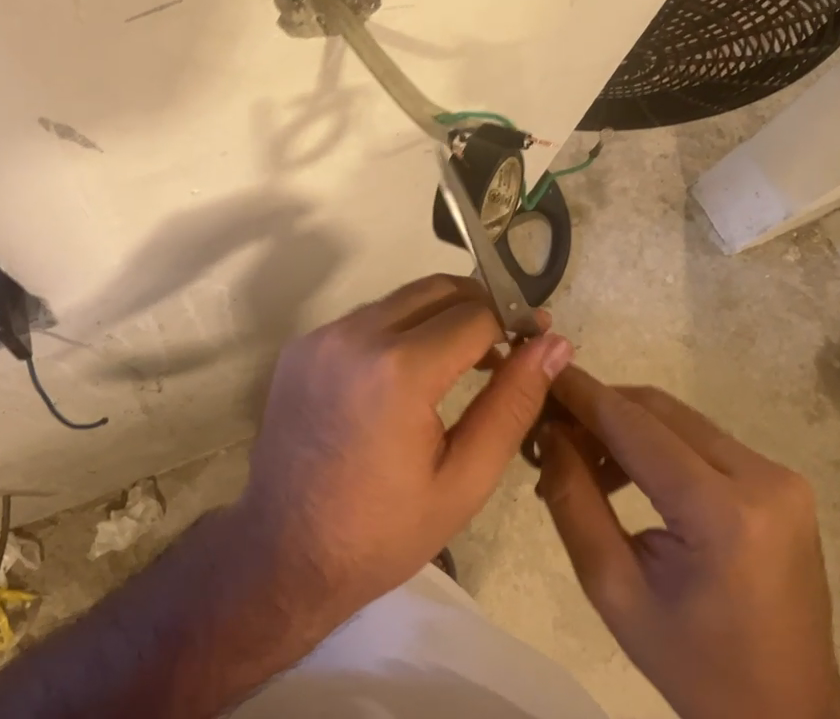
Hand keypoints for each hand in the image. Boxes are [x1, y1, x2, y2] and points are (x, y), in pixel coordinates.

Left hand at [240, 274, 575, 622]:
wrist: (285, 550)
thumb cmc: (384, 531)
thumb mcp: (464, 478)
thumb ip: (512, 404)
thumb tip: (554, 344)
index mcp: (399, 371)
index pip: (474, 314)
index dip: (513, 321)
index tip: (536, 338)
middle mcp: (354, 336)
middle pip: (434, 290)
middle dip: (477, 307)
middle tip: (504, 348)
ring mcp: (320, 338)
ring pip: (397, 300)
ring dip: (435, 317)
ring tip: (461, 363)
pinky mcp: (300, 348)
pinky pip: (361, 320)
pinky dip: (395, 331)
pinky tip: (407, 376)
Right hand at [535, 370, 839, 718]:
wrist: (785, 709)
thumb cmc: (690, 660)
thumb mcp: (611, 587)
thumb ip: (573, 500)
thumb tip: (550, 433)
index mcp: (722, 513)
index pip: (634, 426)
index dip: (581, 394)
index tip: (536, 369)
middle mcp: (763, 479)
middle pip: (660, 411)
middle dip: (599, 409)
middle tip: (549, 431)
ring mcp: (781, 478)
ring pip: (681, 421)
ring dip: (626, 427)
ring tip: (582, 462)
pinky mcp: (784, 484)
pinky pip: (704, 441)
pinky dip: (658, 444)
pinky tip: (627, 474)